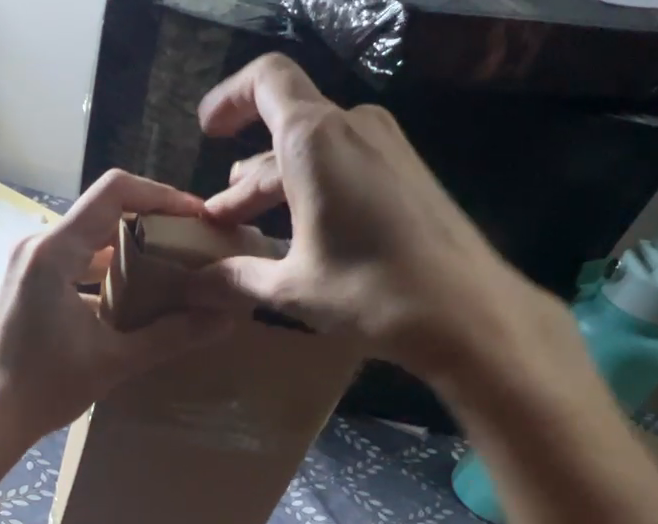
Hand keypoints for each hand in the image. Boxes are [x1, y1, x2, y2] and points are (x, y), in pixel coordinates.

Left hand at [0, 171, 235, 481]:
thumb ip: (170, 336)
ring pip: (91, 238)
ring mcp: (30, 264)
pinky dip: (108, 271)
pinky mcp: (29, 284)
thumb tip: (223, 319)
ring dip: (131, 251)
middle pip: (105, 212)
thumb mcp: (114, 362)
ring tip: (172, 272)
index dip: (161, 195)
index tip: (197, 216)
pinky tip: (135, 299)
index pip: (114, 192)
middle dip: (152, 225)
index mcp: (53, 252)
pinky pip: (76, 260)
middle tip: (193, 247)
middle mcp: (38, 245)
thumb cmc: (45, 389)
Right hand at [194, 55, 570, 395]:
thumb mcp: (291, 288)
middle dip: (247, 176)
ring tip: (250, 230)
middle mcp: (352, 127)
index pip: (265, 81)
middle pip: (285, 131)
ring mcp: (386, 148)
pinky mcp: (407, 174)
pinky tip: (301, 237)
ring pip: (315, 152)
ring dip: (278, 187)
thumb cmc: (369, 290)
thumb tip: (193, 286)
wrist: (464, 308)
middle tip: (219, 220)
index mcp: (314, 139)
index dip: (229, 98)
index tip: (207, 130)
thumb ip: (236, 278)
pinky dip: (312, 192)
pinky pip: (345, 166)